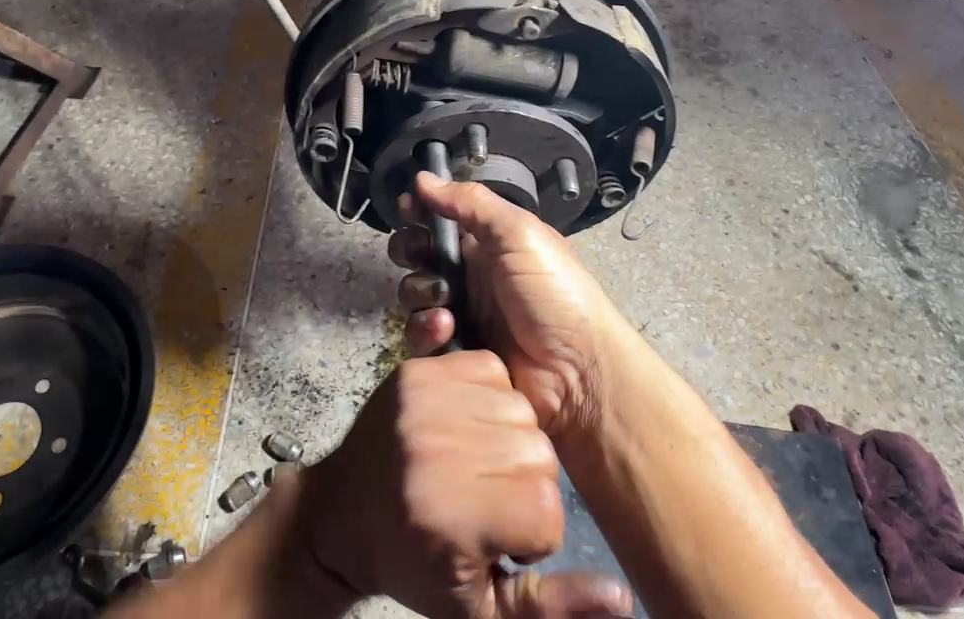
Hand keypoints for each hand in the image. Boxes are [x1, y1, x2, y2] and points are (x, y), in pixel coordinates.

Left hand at [300, 352, 632, 618]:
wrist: (341, 513)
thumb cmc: (412, 562)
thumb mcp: (478, 607)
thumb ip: (551, 606)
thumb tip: (622, 598)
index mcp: (455, 515)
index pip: (546, 511)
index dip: (529, 534)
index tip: (494, 540)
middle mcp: (440, 451)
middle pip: (538, 455)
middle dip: (522, 484)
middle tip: (484, 501)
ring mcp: (426, 403)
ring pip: (520, 409)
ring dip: (509, 437)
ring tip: (475, 464)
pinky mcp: (416, 372)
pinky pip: (489, 368)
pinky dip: (490, 394)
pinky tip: (468, 425)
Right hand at [392, 173, 627, 441]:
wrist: (578, 372)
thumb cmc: (556, 293)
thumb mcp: (519, 234)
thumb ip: (470, 203)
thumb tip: (424, 177)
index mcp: (490, 243)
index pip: (443, 218)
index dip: (421, 211)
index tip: (408, 207)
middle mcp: (472, 275)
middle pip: (419, 255)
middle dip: (411, 251)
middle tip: (420, 256)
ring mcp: (463, 314)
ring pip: (415, 295)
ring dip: (421, 293)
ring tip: (446, 302)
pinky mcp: (456, 351)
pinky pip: (421, 336)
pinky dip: (427, 331)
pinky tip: (448, 329)